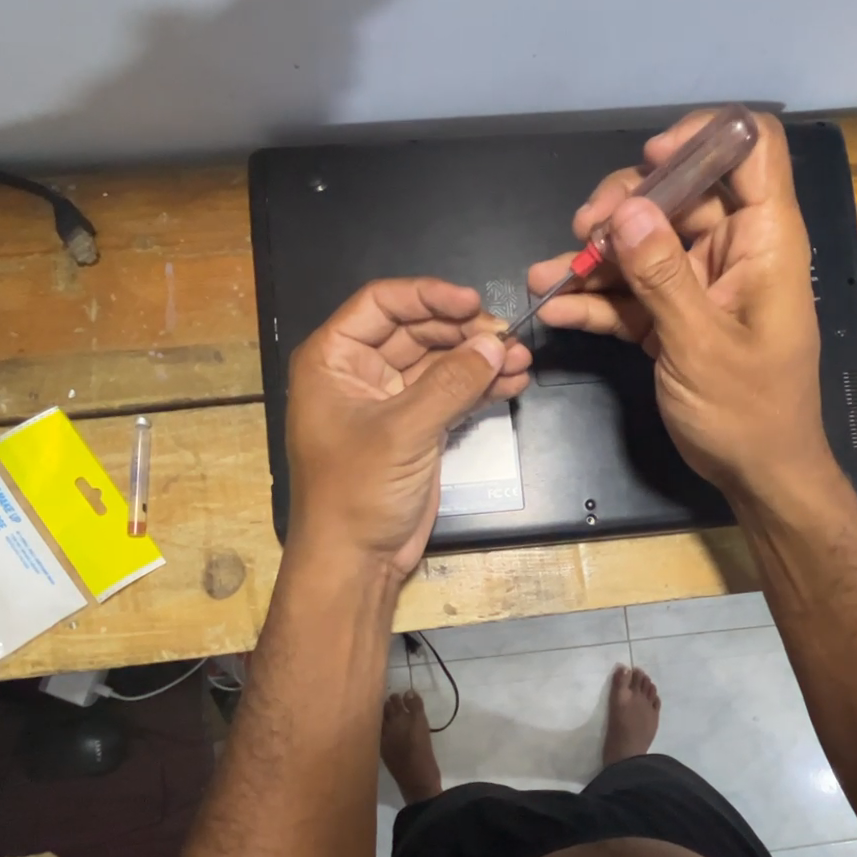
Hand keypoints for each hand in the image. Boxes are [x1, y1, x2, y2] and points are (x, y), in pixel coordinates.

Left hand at [284, 278, 531, 581]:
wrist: (357, 560)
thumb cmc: (357, 491)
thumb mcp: (403, 431)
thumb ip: (451, 384)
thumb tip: (497, 345)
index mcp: (334, 359)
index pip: (381, 304)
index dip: (427, 296)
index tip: (474, 303)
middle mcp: (360, 373)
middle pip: (418, 331)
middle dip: (463, 333)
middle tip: (508, 339)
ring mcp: (391, 402)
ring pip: (440, 364)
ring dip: (479, 361)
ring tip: (521, 362)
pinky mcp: (417, 429)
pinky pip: (451, 395)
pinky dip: (480, 389)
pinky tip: (511, 384)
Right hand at [527, 110, 831, 498]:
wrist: (757, 475)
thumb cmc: (747, 412)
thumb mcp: (700, 345)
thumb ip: (661, 276)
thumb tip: (625, 212)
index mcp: (764, 241)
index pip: (749, 150)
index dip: (702, 138)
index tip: (650, 160)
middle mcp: (732, 252)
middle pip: (677, 195)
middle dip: (623, 209)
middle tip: (581, 235)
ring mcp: (699, 286)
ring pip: (644, 246)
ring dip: (595, 259)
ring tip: (548, 275)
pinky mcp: (674, 319)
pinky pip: (631, 296)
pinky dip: (597, 302)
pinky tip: (557, 309)